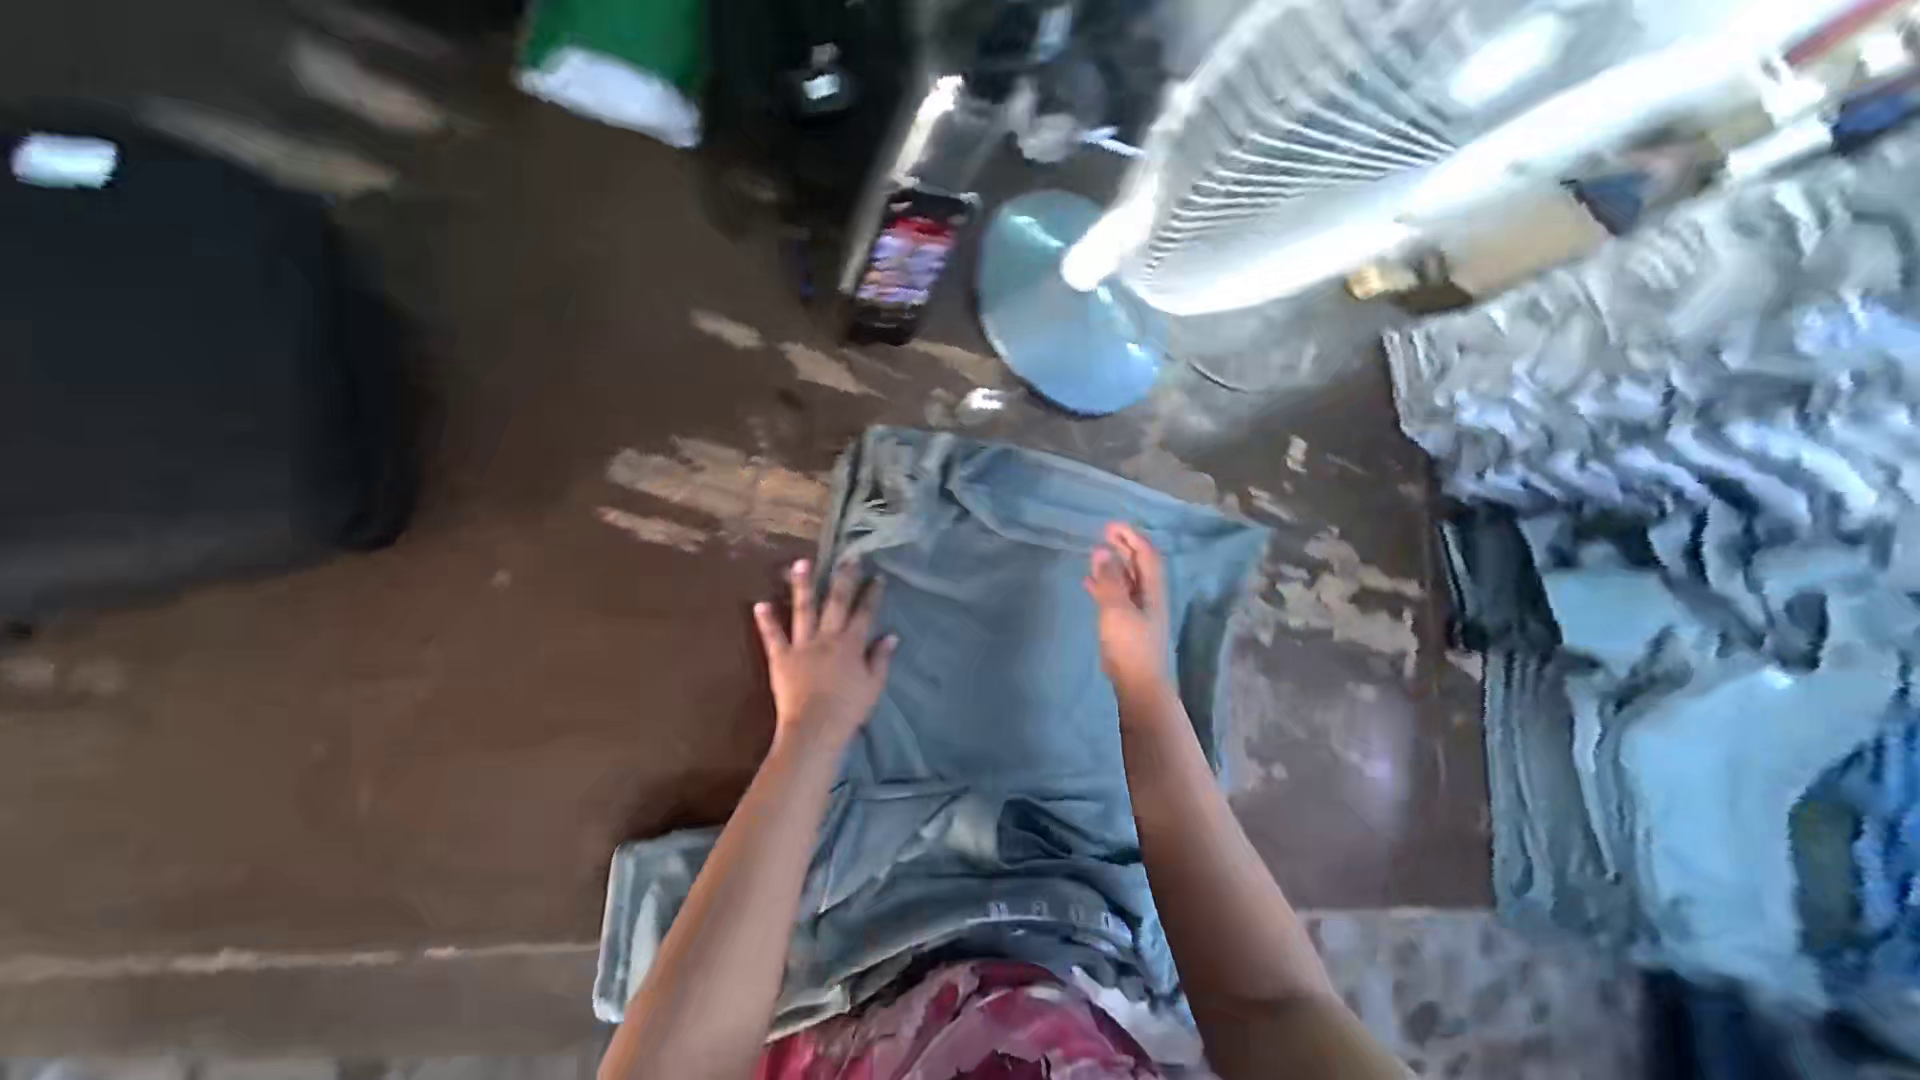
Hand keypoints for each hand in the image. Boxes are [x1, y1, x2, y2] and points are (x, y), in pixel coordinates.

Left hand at [753, 558, 897, 750]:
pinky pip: (772, 636)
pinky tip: (760, 603)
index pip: (865, 613)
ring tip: (801, 562)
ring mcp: (802, 645)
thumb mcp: (874, 686)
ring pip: (803, 609)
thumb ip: (881, 659)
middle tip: (848, 557)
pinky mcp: (780, 657)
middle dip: (843, 578)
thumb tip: (891, 635)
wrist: (815, 729)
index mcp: (851, 644)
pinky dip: (766, 620)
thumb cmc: (849, 710)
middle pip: (836, 602)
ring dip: (803, 585)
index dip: (872, 593)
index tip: (877, 576)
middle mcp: (827, 638)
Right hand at [1084, 523, 1172, 699]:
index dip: (1131, 537)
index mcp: (1152, 590)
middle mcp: (1148, 597)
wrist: (1139, 684)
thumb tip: (1102, 550)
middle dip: (1124, 547)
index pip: (1146, 554)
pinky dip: (1104, 585)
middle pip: (1139, 565)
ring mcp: (1138, 611)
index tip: (1110, 526)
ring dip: (1113, 564)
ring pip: (1127, 580)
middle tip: (1104, 534)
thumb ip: (1109, 580)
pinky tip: (1089, 583)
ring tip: (1095, 554)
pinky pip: (1116, 596)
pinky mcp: (1127, 625)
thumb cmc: (1130, 645)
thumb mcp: (1117, 609)